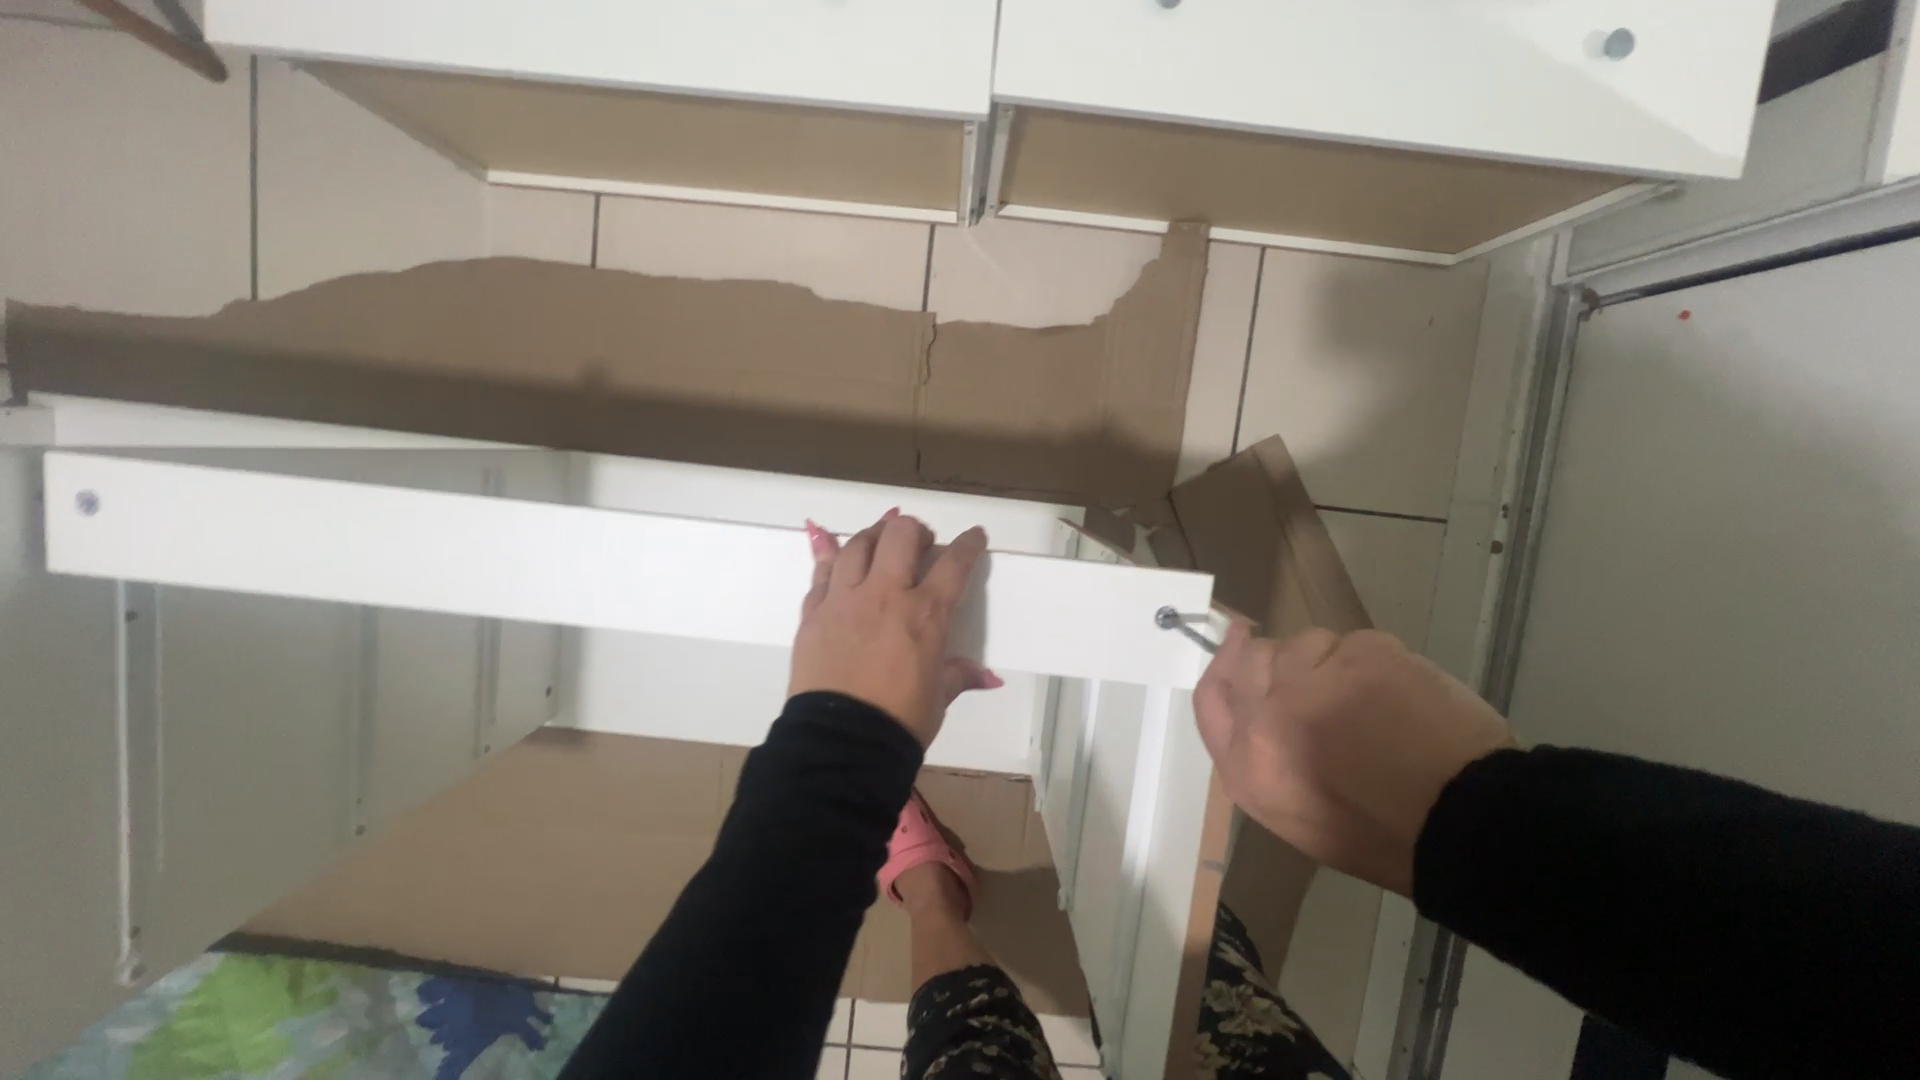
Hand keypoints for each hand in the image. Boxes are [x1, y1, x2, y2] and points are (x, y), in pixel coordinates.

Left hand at [788, 510, 999, 746]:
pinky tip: (827, 542)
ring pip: (857, 545)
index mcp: (924, 614)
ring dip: (873, 535)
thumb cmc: (899, 722)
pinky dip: (827, 553)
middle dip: (915, 531)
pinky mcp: (812, 614)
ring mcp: (843, 601)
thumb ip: (958, 675)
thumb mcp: (938, 697)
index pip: (953, 564)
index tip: (974, 536)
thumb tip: (985, 676)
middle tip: (920, 545)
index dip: (968, 545)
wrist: (841, 744)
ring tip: (880, 543)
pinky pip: (820, 572)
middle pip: (900, 536)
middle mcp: (884, 595)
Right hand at [1193, 622, 1514, 896]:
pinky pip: (1353, 643)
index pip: (1211, 694)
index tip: (1235, 642)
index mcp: (1247, 763)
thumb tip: (1245, 697)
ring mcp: (1316, 677)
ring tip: (1362, 700)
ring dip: (1323, 663)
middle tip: (1315, 688)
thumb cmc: (1373, 831)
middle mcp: (1268, 713)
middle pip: (1252, 657)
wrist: (1464, 822)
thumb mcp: (1287, 809)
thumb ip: (1250, 751)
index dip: (1221, 664)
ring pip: (1305, 644)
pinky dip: (1368, 662)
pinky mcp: (1366, 653)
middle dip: (1278, 665)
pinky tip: (1393, 695)